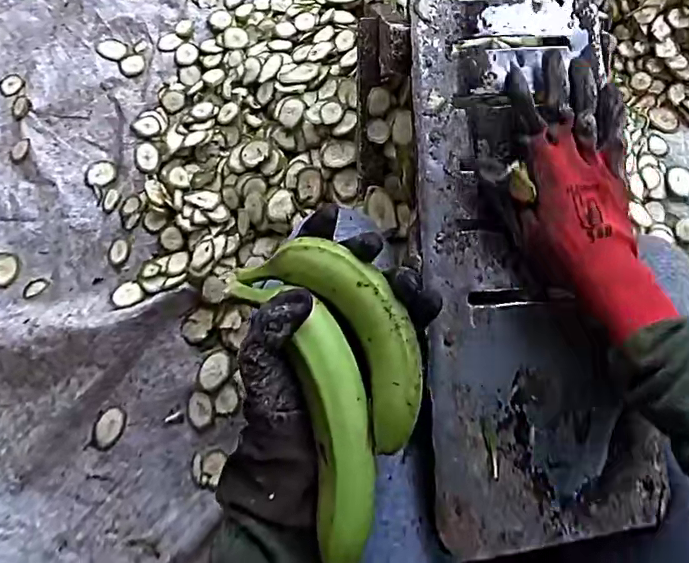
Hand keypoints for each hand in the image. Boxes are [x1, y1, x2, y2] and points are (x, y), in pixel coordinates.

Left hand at [215, 204, 438, 528]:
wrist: (300, 473)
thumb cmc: (275, 414)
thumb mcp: (260, 369)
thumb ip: (267, 330)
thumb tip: (298, 297)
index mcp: (296, 309)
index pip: (306, 261)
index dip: (317, 236)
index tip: (329, 215)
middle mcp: (331, 316)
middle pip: (351, 272)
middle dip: (362, 252)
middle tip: (371, 245)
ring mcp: (362, 338)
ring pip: (384, 295)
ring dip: (397, 280)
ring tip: (404, 278)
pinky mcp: (389, 361)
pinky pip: (408, 330)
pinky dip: (420, 312)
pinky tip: (428, 303)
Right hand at [482, 47, 676, 343]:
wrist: (606, 273)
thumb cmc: (561, 252)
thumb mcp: (521, 228)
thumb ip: (502, 194)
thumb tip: (483, 166)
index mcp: (548, 168)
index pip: (530, 123)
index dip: (521, 98)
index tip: (515, 76)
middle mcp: (574, 158)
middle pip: (564, 111)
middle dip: (557, 82)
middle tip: (553, 58)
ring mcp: (599, 164)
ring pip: (592, 117)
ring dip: (586, 89)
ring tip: (583, 64)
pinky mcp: (617, 174)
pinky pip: (617, 137)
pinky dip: (615, 114)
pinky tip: (614, 95)